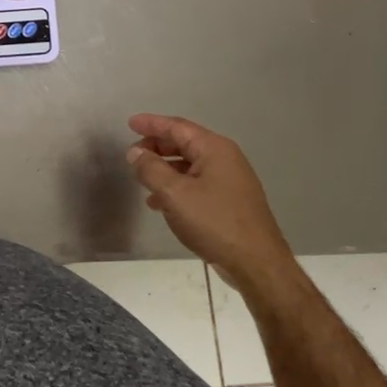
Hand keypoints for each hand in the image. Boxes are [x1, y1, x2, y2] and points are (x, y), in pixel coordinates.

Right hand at [126, 113, 296, 292]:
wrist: (256, 263)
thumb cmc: (214, 222)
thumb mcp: (174, 194)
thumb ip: (150, 169)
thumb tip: (136, 153)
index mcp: (215, 149)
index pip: (178, 127)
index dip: (152, 124)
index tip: (130, 123)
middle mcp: (226, 159)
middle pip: (185, 143)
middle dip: (157, 146)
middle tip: (133, 154)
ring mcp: (231, 181)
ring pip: (190, 166)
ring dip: (165, 168)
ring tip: (142, 178)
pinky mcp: (231, 202)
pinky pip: (198, 184)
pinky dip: (177, 186)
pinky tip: (160, 203)